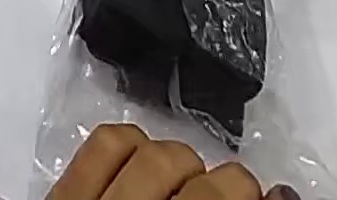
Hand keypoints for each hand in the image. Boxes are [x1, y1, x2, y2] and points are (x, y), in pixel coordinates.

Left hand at [47, 123, 270, 199]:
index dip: (254, 196)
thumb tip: (274, 197)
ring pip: (152, 157)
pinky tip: (144, 159)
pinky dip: (131, 142)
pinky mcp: (60, 193)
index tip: (276, 196)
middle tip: (238, 192)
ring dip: (182, 162)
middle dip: (228, 184)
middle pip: (195, 185)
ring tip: (192, 181)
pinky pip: (102, 144)